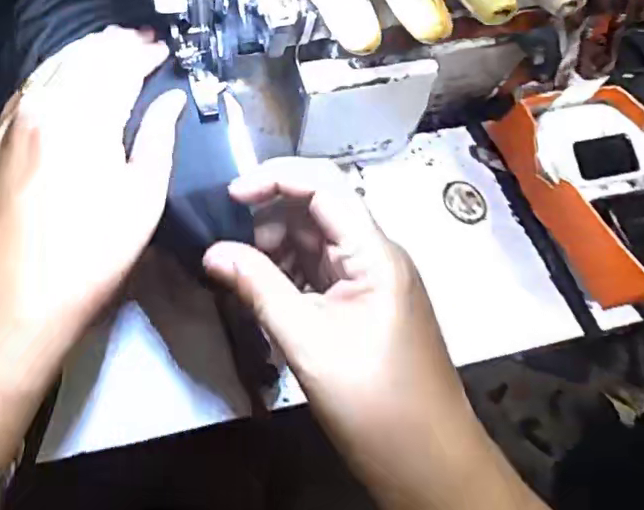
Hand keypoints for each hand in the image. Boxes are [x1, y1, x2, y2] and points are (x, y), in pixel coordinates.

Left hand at [0, 27, 184, 470]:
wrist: (7, 302)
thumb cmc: (89, 255)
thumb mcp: (143, 198)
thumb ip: (158, 137)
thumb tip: (173, 99)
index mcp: (87, 121)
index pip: (120, 68)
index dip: (144, 54)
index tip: (163, 47)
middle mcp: (48, 108)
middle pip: (86, 57)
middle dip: (117, 43)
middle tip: (142, 38)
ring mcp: (17, 121)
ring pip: (55, 64)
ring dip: (86, 49)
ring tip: (112, 43)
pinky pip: (32, 84)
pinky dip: (56, 66)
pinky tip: (68, 69)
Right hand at [202, 159, 542, 509]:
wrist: (430, 464)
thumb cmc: (375, 403)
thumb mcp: (308, 342)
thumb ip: (259, 288)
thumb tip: (213, 252)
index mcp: (374, 249)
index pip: (324, 185)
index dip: (276, 178)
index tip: (232, 194)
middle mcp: (375, 251)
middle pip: (319, 208)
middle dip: (271, 217)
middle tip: (232, 245)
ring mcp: (371, 276)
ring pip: (318, 239)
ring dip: (278, 247)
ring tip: (244, 272)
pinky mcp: (364, 301)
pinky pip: (322, 269)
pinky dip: (291, 273)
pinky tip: (266, 290)